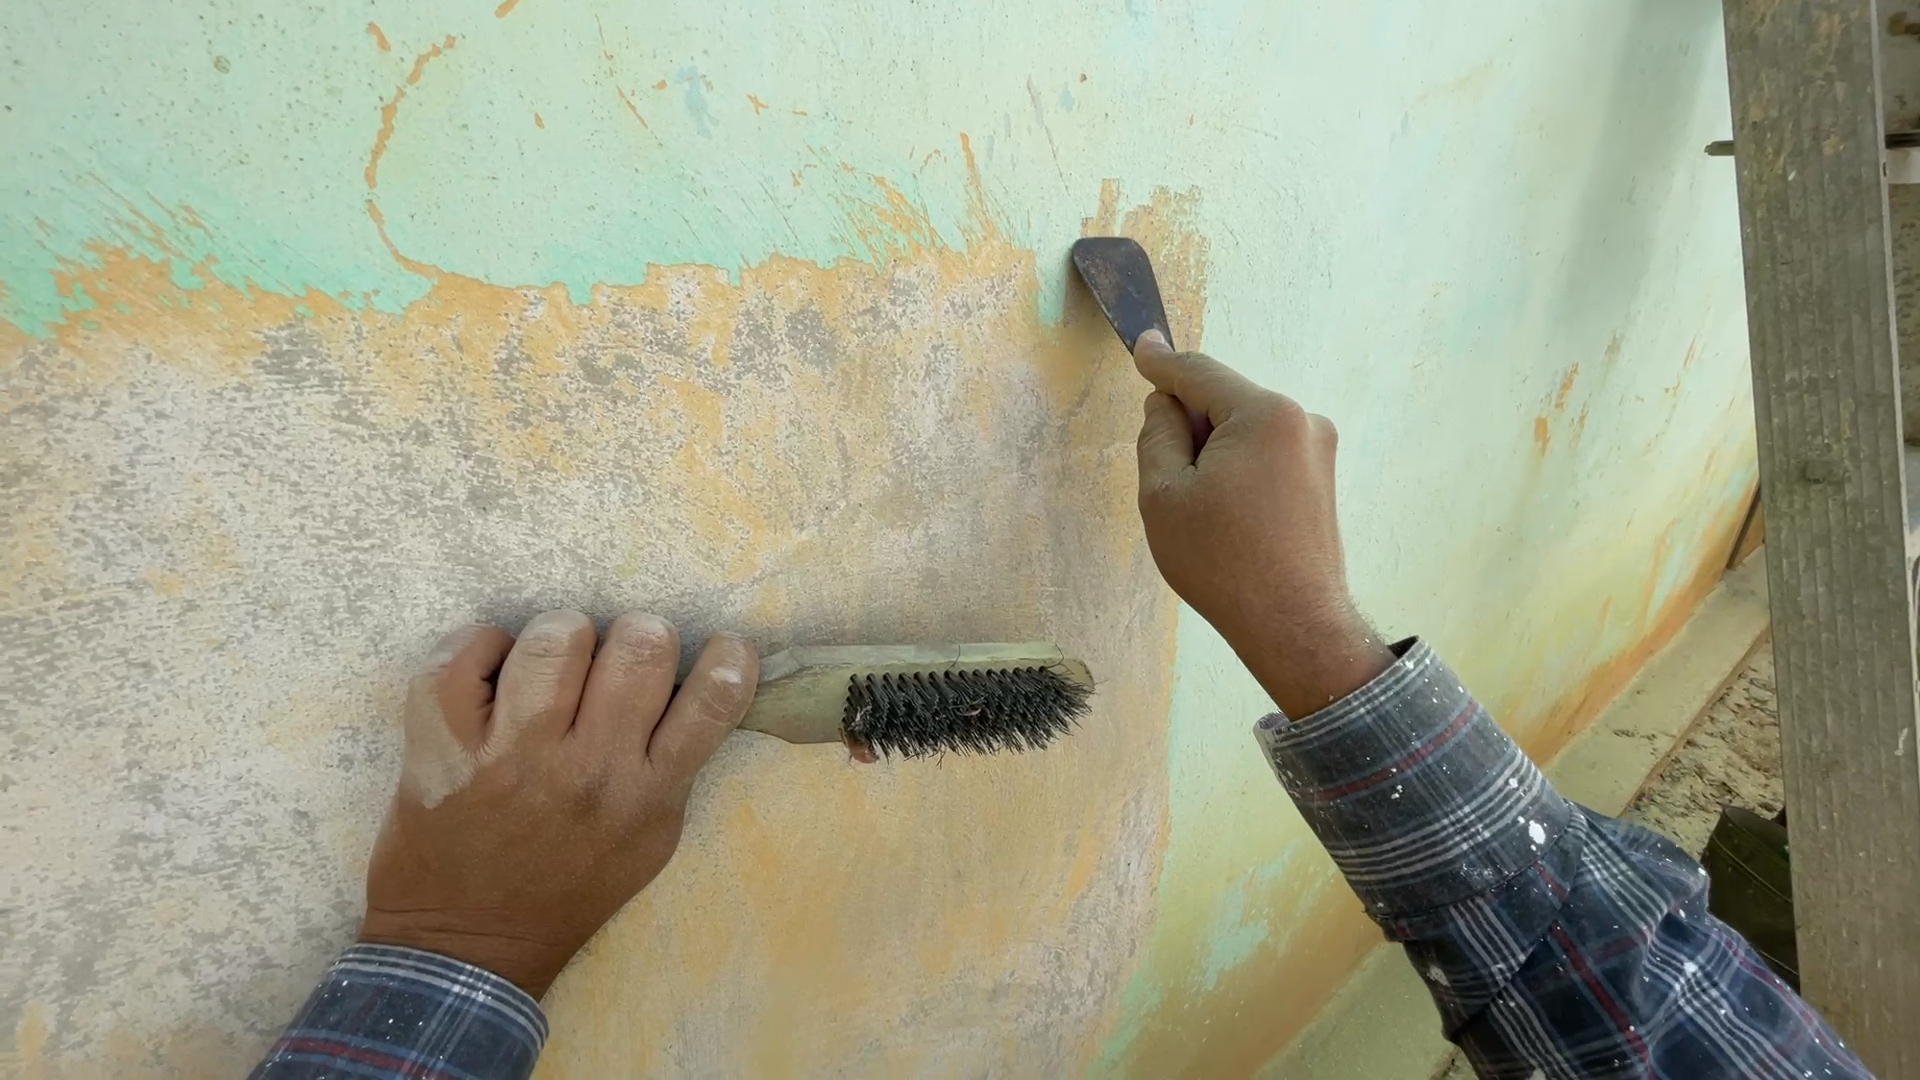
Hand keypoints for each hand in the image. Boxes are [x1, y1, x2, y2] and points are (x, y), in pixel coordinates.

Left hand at [358, 610, 758, 997]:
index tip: (722, 648)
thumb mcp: (657, 836)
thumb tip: (694, 682)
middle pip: (639, 649)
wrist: (468, 950)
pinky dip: (482, 643)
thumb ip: (678, 762)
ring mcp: (509, 759)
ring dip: (566, 634)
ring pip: (555, 641)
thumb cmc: (578, 884)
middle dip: (641, 634)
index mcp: (648, 791)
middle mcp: (588, 770)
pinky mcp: (442, 751)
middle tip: (625, 654)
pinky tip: (497, 665)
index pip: (712, 701)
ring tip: (559, 657)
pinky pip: (459, 658)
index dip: (729, 657)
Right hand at [1132, 331, 1392, 717]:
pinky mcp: (1320, 479)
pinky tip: (1229, 520)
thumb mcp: (1164, 495)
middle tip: (1171, 487)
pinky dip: (1236, 470)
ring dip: (1213, 454)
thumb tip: (1167, 404)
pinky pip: (1263, 456)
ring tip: (1204, 515)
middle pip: (1223, 403)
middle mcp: (1301, 420)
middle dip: (1190, 428)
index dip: (1162, 362)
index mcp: (1264, 414)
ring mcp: (1318, 450)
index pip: (1200, 373)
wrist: (1293, 625)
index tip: (1141, 345)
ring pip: (1242, 432)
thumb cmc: (1220, 561)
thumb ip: (1159, 435)